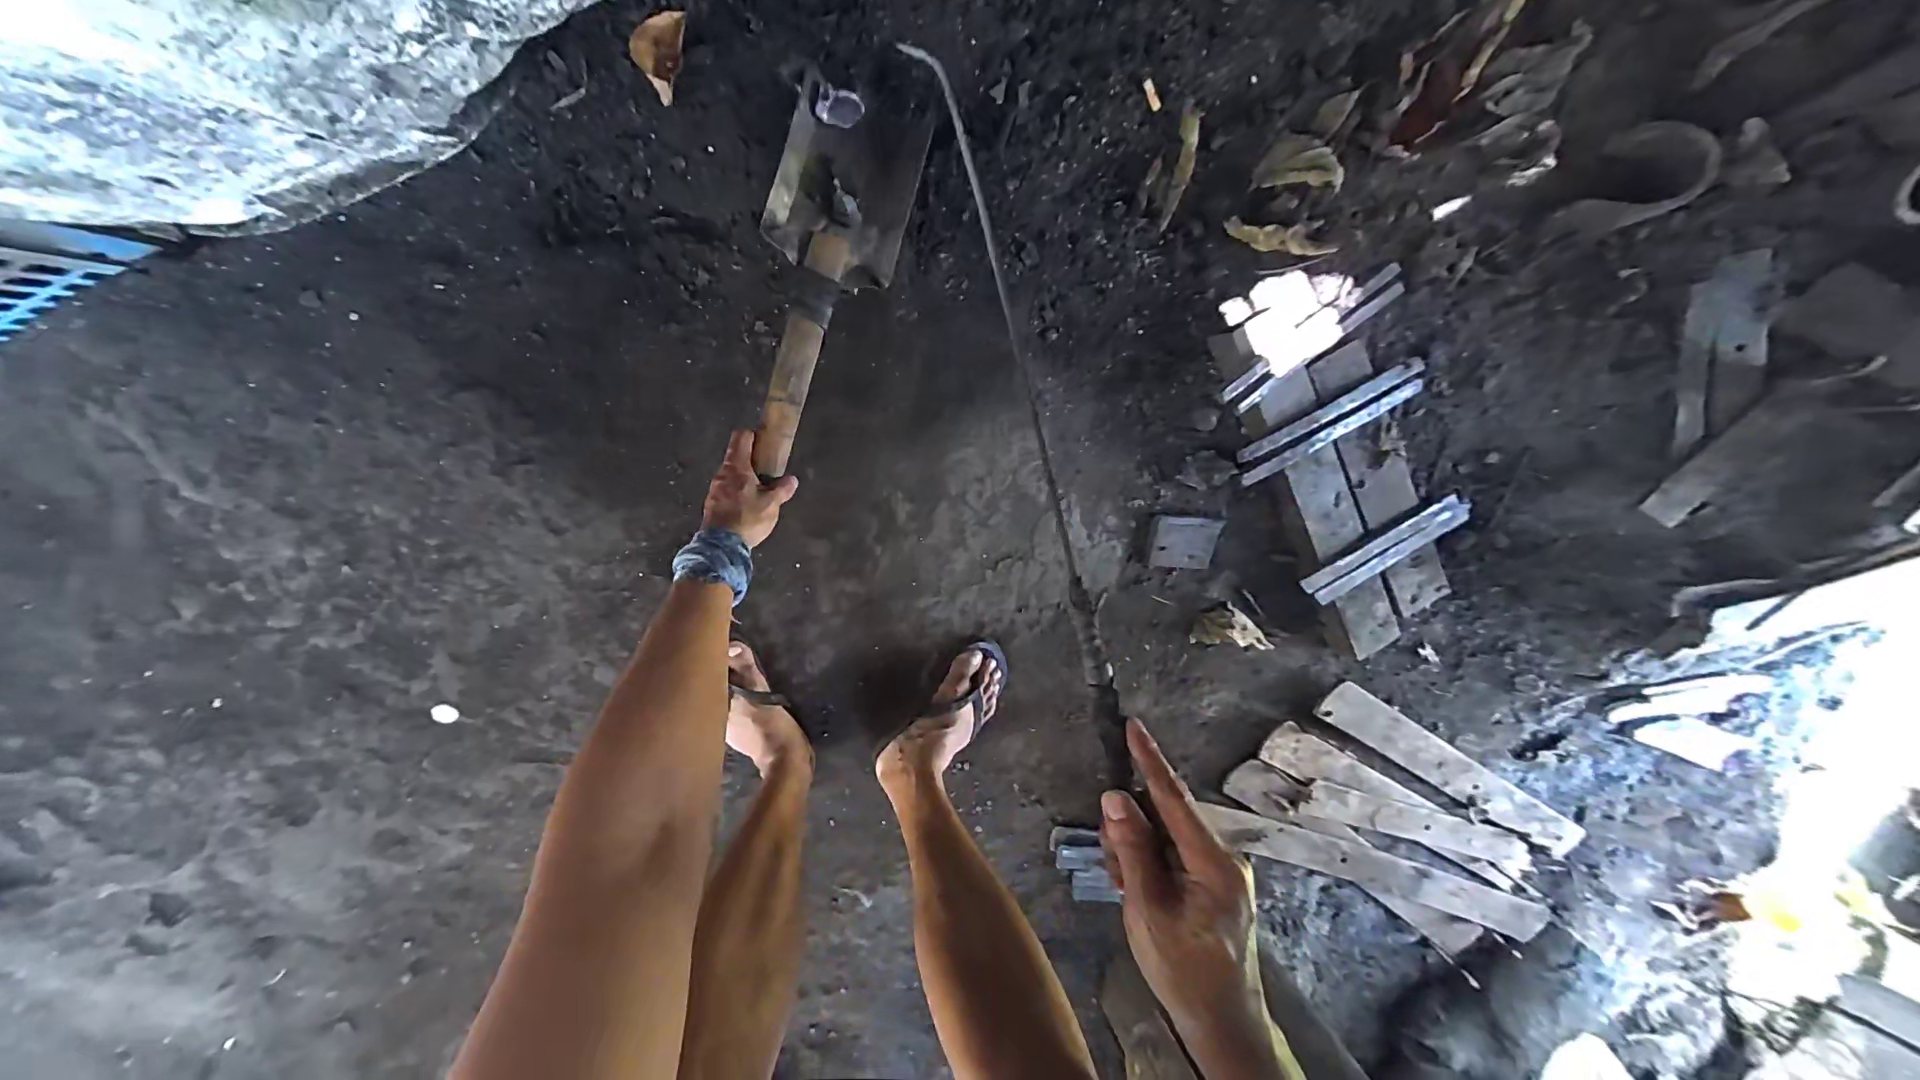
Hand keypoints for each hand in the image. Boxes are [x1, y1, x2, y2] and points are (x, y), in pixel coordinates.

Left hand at [701, 431, 798, 548]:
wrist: (721, 546)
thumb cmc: (747, 519)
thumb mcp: (771, 505)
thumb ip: (782, 490)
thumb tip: (791, 480)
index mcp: (736, 467)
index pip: (741, 438)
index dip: (753, 435)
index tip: (764, 442)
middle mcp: (722, 473)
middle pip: (735, 456)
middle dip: (751, 460)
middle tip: (767, 472)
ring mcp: (714, 488)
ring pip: (730, 474)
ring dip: (744, 478)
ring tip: (759, 492)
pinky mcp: (711, 503)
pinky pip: (726, 489)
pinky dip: (736, 491)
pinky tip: (746, 506)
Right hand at [1101, 719, 1290, 1079]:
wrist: (1221, 1023)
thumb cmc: (1183, 971)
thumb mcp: (1147, 909)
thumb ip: (1131, 849)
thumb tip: (1115, 797)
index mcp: (1214, 862)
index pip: (1174, 798)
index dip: (1150, 760)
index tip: (1134, 726)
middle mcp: (1222, 857)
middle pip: (1163, 818)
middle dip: (1130, 831)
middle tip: (1115, 871)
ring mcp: (1219, 870)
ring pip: (1163, 837)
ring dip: (1136, 852)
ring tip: (1126, 891)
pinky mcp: (1212, 882)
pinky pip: (1172, 855)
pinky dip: (1148, 865)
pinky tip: (1138, 893)